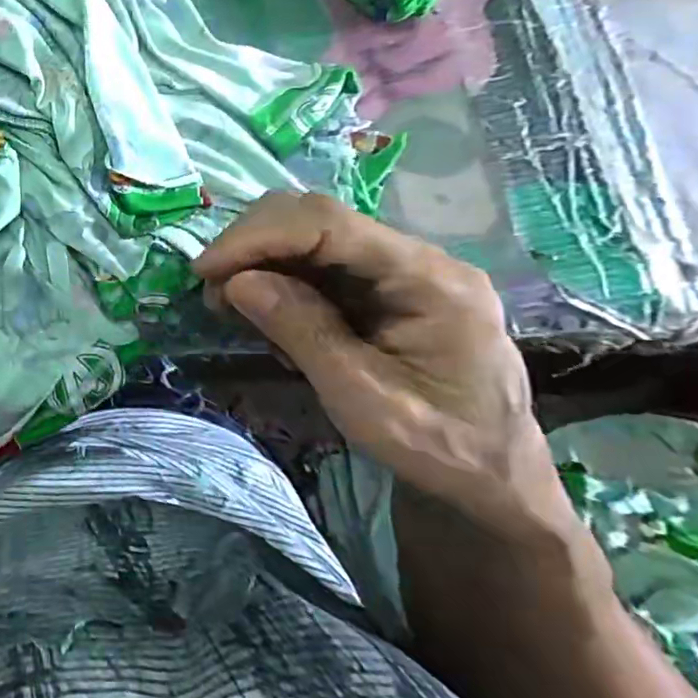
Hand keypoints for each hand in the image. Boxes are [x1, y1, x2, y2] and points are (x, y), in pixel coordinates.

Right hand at [193, 192, 573, 538]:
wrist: (492, 482)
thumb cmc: (439, 449)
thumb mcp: (365, 400)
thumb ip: (305, 334)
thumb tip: (238, 281)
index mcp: (430, 281)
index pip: (328, 224)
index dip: (257, 237)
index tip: (206, 270)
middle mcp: (416, 259)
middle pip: (313, 215)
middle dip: (250, 244)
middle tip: (213, 291)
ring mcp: (397, 268)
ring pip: (305, 231)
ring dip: (255, 258)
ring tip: (229, 305)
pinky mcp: (377, 283)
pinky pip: (311, 258)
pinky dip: (271, 275)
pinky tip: (260, 310)